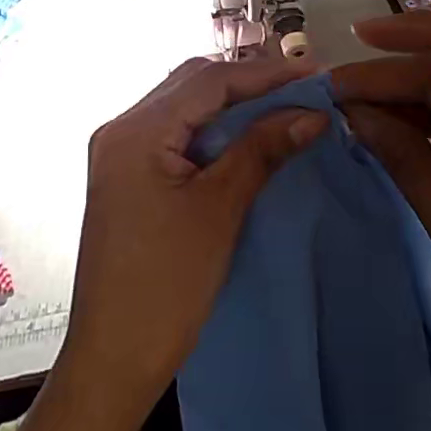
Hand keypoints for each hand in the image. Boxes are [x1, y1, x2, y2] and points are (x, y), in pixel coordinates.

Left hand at [0, 56, 324, 430]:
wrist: (115, 356)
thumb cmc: (168, 285)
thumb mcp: (221, 209)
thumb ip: (263, 149)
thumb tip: (312, 113)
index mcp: (136, 131)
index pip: (209, 80)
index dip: (266, 74)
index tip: (315, 76)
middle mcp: (120, 128)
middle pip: (192, 84)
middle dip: (248, 82)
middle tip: (301, 89)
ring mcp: (119, 151)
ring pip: (183, 105)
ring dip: (232, 102)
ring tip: (282, 106)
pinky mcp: (127, 174)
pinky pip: (175, 132)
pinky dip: (213, 127)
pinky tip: (246, 134)